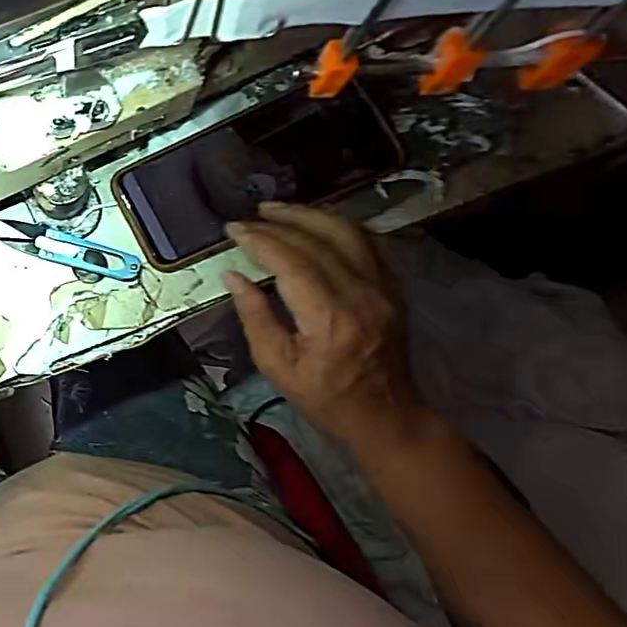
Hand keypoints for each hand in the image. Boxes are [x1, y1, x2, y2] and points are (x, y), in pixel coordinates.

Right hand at [221, 202, 432, 448]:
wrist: (385, 415)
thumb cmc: (322, 396)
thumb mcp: (274, 364)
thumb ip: (254, 316)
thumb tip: (233, 275)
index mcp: (329, 319)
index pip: (291, 263)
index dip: (260, 241)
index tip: (232, 230)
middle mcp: (363, 296)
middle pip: (319, 241)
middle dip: (279, 223)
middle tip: (248, 218)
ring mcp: (384, 289)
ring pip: (348, 233)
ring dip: (310, 216)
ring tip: (277, 211)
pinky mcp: (393, 288)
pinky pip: (367, 243)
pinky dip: (336, 227)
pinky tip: (313, 225)